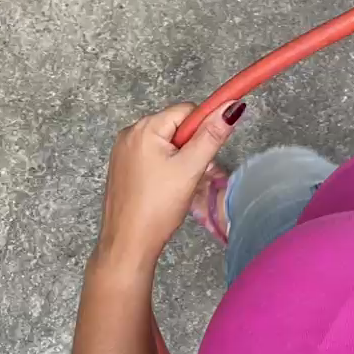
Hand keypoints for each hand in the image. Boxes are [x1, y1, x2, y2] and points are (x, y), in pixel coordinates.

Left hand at [92, 101, 243, 276]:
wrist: (127, 246)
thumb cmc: (157, 208)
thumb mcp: (190, 168)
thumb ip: (212, 135)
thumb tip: (231, 107)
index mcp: (144, 128)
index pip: (186, 111)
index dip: (202, 130)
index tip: (205, 156)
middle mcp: (129, 133)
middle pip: (175, 126)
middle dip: (191, 147)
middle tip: (192, 174)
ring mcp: (123, 151)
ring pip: (165, 142)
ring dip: (179, 158)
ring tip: (179, 185)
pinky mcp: (122, 167)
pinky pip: (151, 155)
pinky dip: (165, 166)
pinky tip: (166, 188)